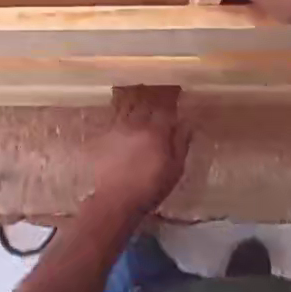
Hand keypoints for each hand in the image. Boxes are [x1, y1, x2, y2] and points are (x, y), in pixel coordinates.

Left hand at [86, 86, 190, 218]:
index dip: (171, 101)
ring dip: (135, 98)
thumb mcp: (174, 169)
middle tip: (157, 92)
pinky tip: (120, 107)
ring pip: (127, 105)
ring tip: (139, 91)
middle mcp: (136, 124)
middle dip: (153, 97)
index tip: (175, 96)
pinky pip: (113, 116)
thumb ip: (181, 144)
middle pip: (145, 103)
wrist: (116, 200)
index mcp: (156, 131)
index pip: (166, 109)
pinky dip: (119, 109)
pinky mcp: (104, 136)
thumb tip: (186, 123)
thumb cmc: (150, 188)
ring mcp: (118, 128)